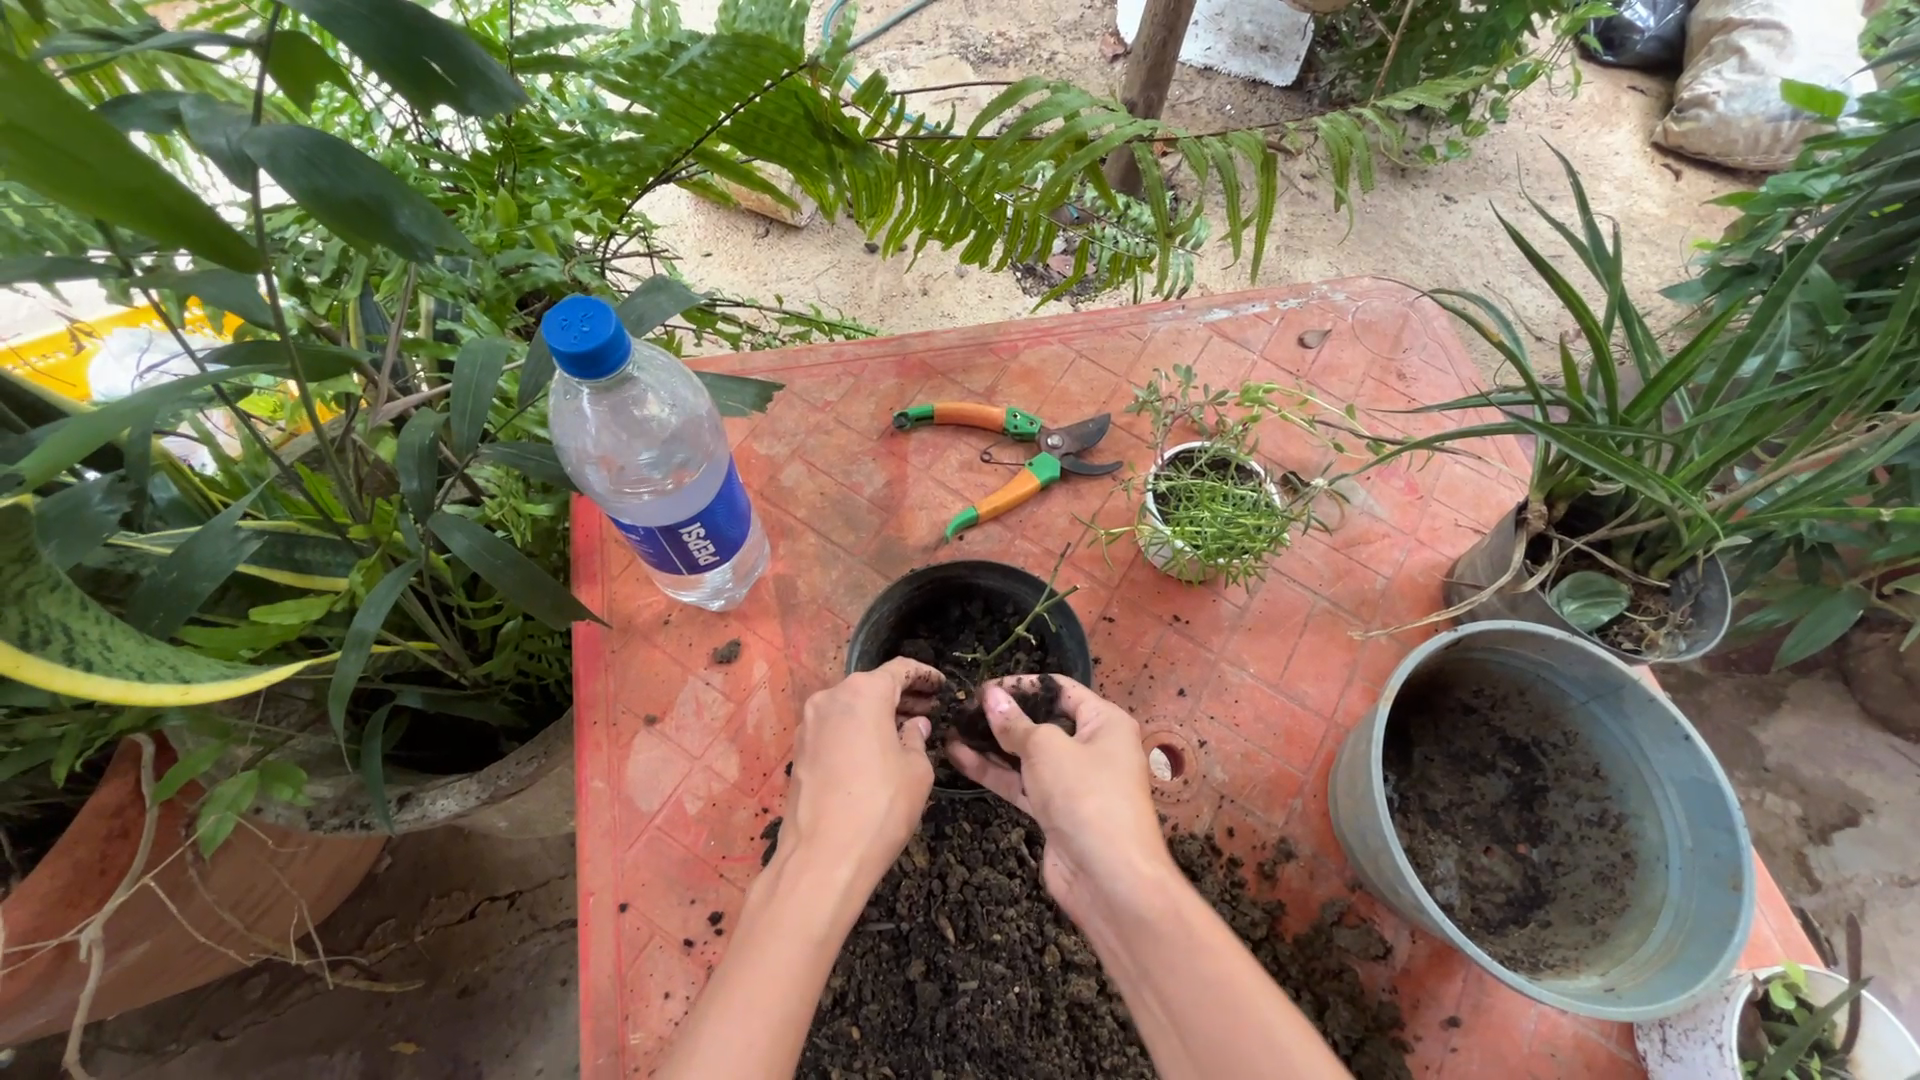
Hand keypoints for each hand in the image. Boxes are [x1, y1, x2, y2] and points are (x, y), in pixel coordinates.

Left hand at [779, 657, 942, 891]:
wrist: (822, 856)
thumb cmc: (880, 806)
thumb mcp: (916, 771)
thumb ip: (916, 738)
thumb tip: (914, 725)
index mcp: (862, 693)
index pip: (899, 669)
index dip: (924, 675)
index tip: (941, 685)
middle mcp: (830, 699)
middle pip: (871, 686)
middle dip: (901, 694)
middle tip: (928, 707)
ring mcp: (809, 724)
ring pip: (850, 707)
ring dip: (877, 713)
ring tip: (905, 730)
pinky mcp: (799, 750)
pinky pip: (834, 728)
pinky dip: (857, 730)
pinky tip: (876, 749)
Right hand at [948, 676, 1175, 923]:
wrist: (1108, 877)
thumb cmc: (1085, 795)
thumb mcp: (1046, 748)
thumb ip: (1015, 723)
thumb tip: (991, 696)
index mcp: (1105, 722)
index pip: (1062, 690)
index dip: (1024, 685)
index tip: (986, 687)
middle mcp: (1093, 748)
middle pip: (1043, 722)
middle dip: (1005, 716)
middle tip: (964, 708)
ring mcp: (1073, 782)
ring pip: (1027, 755)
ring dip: (992, 744)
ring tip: (953, 729)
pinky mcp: (1055, 811)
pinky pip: (1021, 783)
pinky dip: (994, 771)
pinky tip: (959, 757)